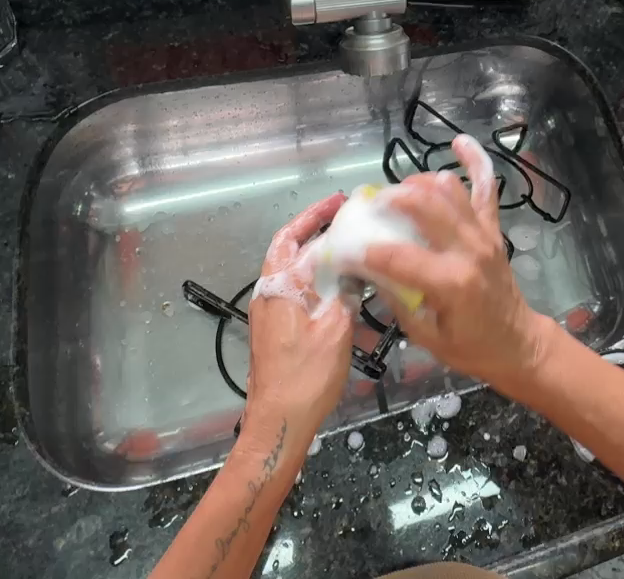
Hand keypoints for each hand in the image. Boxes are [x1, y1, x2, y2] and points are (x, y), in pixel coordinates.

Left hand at [243, 193, 353, 440]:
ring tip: (350, 245)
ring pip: (295, 270)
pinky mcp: (279, 327)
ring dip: (318, 254)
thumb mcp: (335, 328)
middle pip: (289, 248)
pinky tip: (344, 283)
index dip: (314, 215)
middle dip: (316, 229)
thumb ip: (344, 292)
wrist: (279, 423)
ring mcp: (272, 311)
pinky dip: (319, 277)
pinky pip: (299, 289)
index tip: (338, 201)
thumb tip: (353, 268)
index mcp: (279, 287)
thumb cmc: (306, 375)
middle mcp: (270, 293)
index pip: (292, 237)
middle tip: (346, 217)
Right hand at [361, 135, 555, 389]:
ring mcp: (483, 233)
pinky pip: (486, 187)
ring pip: (449, 188)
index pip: (398, 256)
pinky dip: (474, 161)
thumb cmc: (470, 347)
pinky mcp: (492, 227)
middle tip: (371, 207)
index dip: (365, 251)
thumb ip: (397, 299)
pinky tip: (459, 142)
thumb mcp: (425, 336)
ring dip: (420, 182)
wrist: (516, 342)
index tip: (344, 248)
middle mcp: (469, 249)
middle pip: (424, 205)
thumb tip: (368, 269)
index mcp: (452, 282)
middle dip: (391, 199)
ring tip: (400, 192)